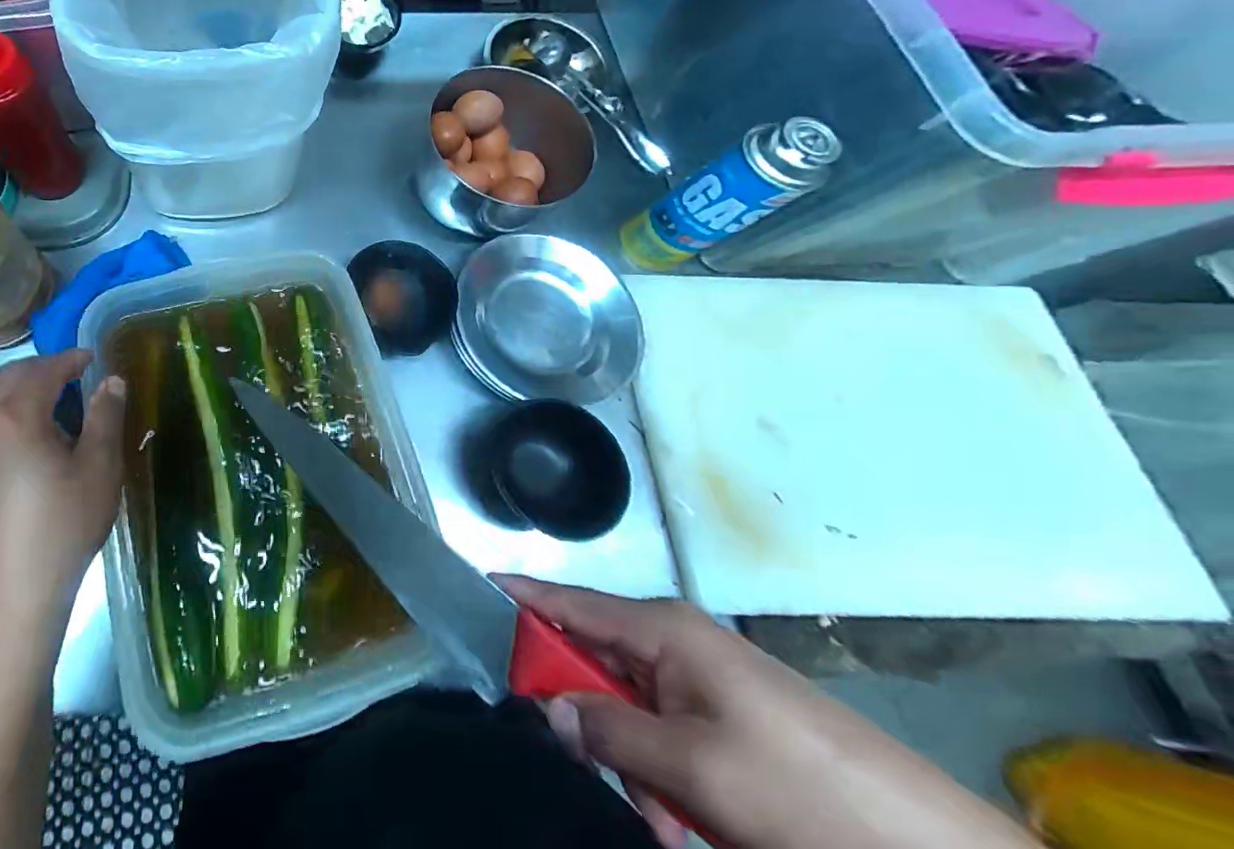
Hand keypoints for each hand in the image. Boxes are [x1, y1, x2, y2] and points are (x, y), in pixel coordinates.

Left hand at [0, 350, 125, 626]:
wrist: (12, 590)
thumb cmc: (63, 526)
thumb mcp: (99, 468)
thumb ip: (105, 417)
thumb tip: (111, 380)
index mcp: (16, 415)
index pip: (44, 370)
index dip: (70, 359)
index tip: (92, 358)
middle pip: (7, 378)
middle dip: (40, 369)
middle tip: (70, 377)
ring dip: (1, 386)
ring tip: (28, 400)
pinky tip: (1, 436)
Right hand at [496, 576, 1036, 848]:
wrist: (932, 848)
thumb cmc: (798, 788)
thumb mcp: (691, 767)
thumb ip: (608, 730)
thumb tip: (552, 707)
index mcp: (664, 631)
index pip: (571, 600)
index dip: (524, 596)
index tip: (479, 587)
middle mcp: (679, 643)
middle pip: (595, 661)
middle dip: (591, 722)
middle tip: (606, 776)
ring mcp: (706, 680)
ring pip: (630, 711)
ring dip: (634, 767)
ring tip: (672, 824)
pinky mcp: (728, 716)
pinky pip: (666, 735)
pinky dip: (666, 779)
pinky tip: (692, 823)